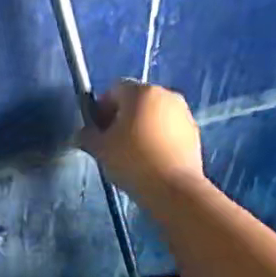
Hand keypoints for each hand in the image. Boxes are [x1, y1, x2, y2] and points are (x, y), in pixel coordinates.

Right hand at [78, 80, 209, 204]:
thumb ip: (87, 136)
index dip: (101, 107)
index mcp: (141, 92)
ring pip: (154, 114)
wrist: (172, 187)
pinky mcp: (193, 131)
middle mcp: (166, 94)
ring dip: (140, 127)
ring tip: (131, 154)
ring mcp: (183, 112)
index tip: (96, 129)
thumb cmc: (131, 162)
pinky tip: (149, 160)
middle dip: (121, 117)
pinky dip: (157, 138)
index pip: (114, 89)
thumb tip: (82, 134)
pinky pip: (169, 129)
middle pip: (136, 100)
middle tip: (111, 142)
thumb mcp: (100, 150)